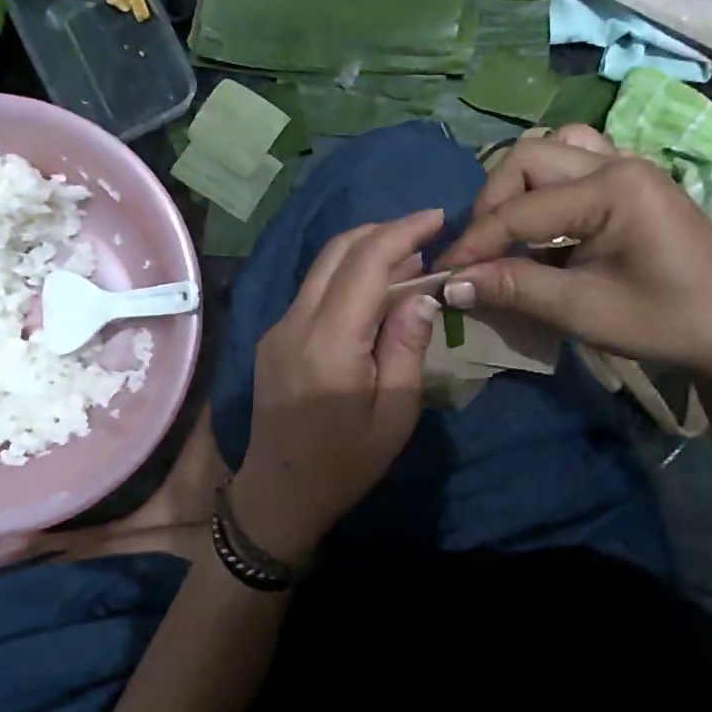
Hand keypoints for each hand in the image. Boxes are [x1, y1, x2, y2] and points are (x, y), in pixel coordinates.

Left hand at [230, 210, 445, 564]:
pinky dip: (347, 273)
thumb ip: (407, 346)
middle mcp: (296, 322)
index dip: (403, 231)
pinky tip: (374, 289)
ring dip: (365, 249)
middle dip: (384, 230)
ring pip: (322, 265)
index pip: (366, 263)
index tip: (438, 217)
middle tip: (426, 234)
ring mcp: (278, 326)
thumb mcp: (395, 414)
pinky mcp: (274, 336)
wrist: (279, 493)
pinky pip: (314, 288)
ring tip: (408, 258)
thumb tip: (422, 292)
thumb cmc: (347, 463)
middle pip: (338, 250)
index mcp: (330, 343)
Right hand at [437, 131, 711, 378]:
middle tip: (481, 253)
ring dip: (520, 186)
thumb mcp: (583, 310)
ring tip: (511, 231)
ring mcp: (630, 167)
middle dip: (493, 204)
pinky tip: (549, 222)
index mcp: (613, 187)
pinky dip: (549, 185)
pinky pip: (578, 161)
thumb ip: (514, 288)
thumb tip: (452, 284)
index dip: (474, 243)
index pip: (519, 209)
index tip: (444, 276)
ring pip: (553, 149)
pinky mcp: (635, 183)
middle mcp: (619, 161)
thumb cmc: (668, 323)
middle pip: (528, 157)